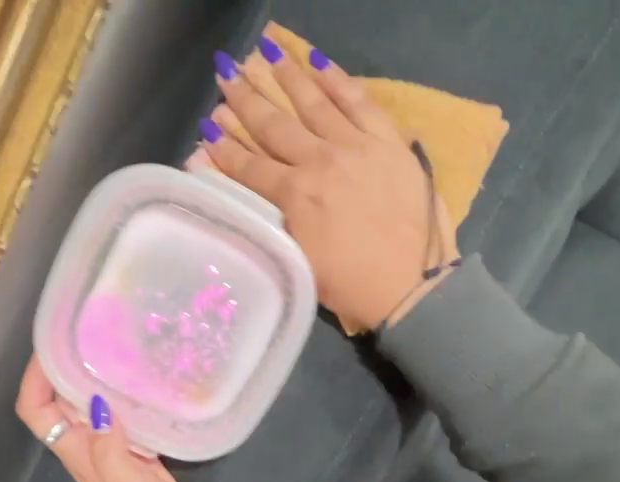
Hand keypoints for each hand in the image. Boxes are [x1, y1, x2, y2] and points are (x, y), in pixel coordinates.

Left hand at [16, 359, 191, 481]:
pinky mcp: (126, 444)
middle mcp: (83, 442)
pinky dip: (116, 388)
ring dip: (89, 373)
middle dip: (61, 364)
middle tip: (85, 331)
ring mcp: (103, 443)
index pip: (36, 409)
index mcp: (76, 450)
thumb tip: (100, 406)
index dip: (33, 378)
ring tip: (110, 342)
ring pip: (84, 400)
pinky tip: (135, 373)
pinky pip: (112, 409)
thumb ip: (111, 450)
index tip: (50, 346)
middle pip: (56, 398)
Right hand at [203, 40, 458, 330]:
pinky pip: (359, 102)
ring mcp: (357, 148)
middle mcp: (320, 162)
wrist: (411, 287)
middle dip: (245, 100)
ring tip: (265, 55)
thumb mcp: (298, 263)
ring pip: (314, 104)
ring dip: (286, 78)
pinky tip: (318, 64)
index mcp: (295, 197)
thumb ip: (270, 227)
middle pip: (275, 126)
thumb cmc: (350, 288)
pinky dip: (337, 81)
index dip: (225, 150)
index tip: (207, 131)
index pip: (250, 167)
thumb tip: (241, 200)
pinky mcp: (388, 143)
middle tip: (225, 75)